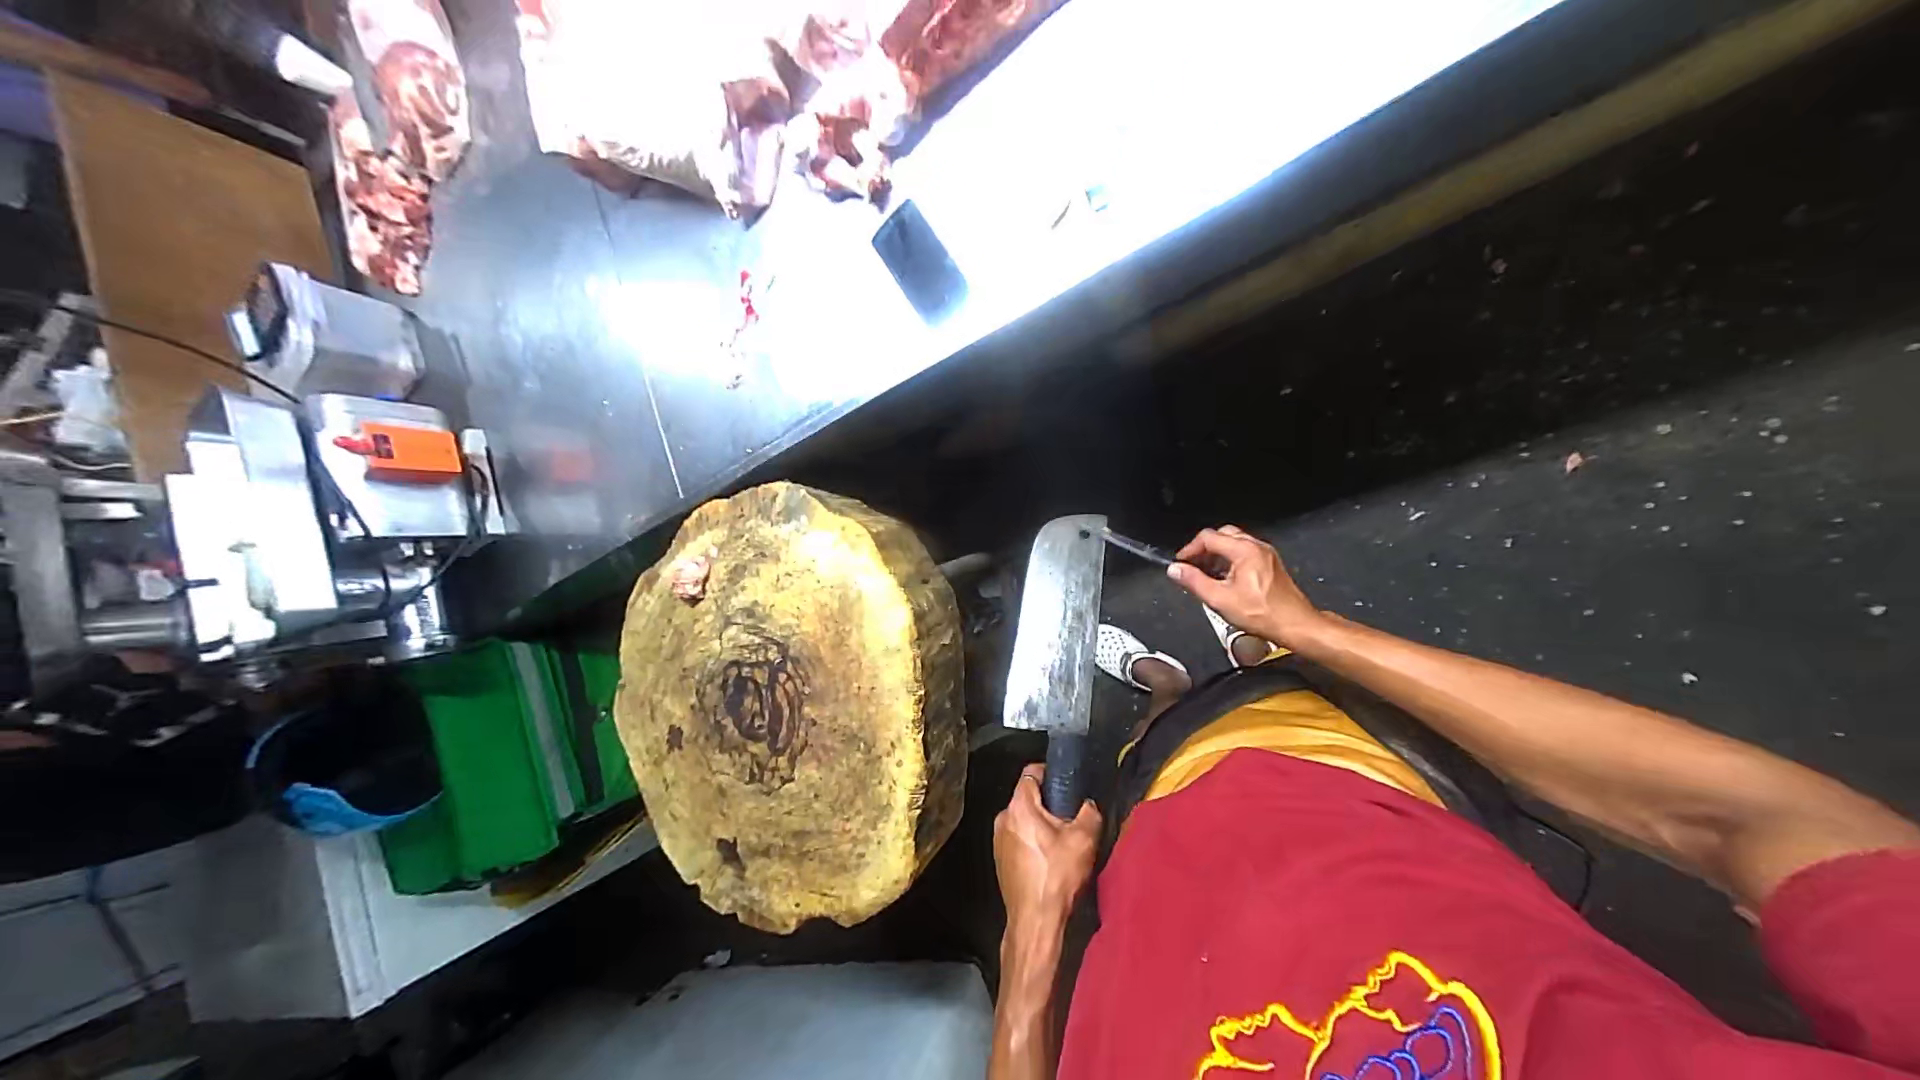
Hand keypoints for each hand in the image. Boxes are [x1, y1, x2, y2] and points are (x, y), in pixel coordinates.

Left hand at [994, 764, 1100, 935]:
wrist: (1036, 920)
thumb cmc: (1056, 876)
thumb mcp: (1084, 839)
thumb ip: (1089, 812)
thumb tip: (1088, 804)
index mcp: (1019, 806)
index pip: (1031, 772)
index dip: (1050, 773)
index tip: (1065, 783)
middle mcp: (1003, 818)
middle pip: (1027, 798)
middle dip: (1048, 804)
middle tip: (1069, 818)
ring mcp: (998, 839)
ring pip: (1023, 820)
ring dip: (1040, 825)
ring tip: (1061, 842)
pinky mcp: (1000, 859)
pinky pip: (1018, 838)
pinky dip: (1032, 842)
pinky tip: (1048, 860)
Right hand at [1168, 525, 1325, 647]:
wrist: (1295, 625)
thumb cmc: (1266, 614)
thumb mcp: (1220, 599)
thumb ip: (1193, 581)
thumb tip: (1176, 570)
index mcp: (1244, 551)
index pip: (1208, 537)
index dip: (1189, 549)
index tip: (1181, 563)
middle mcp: (1257, 547)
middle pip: (1222, 535)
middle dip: (1203, 549)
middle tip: (1191, 565)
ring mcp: (1265, 555)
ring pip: (1234, 543)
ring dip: (1216, 554)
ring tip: (1205, 574)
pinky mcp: (1270, 565)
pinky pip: (1245, 553)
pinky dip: (1229, 560)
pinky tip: (1223, 579)